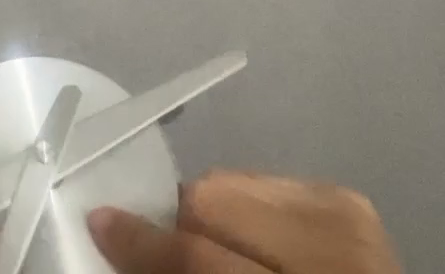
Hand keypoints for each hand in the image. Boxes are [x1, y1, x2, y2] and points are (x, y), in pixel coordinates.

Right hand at [87, 171, 400, 273]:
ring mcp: (341, 214)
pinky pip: (262, 179)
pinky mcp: (346, 198)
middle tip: (180, 249)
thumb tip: (118, 235)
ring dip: (215, 211)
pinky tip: (265, 238)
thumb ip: (178, 270)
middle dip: (183, 220)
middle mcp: (323, 245)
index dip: (143, 242)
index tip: (98, 222)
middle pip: (210, 200)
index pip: (196, 256)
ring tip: (227, 245)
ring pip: (229, 180)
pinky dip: (249, 205)